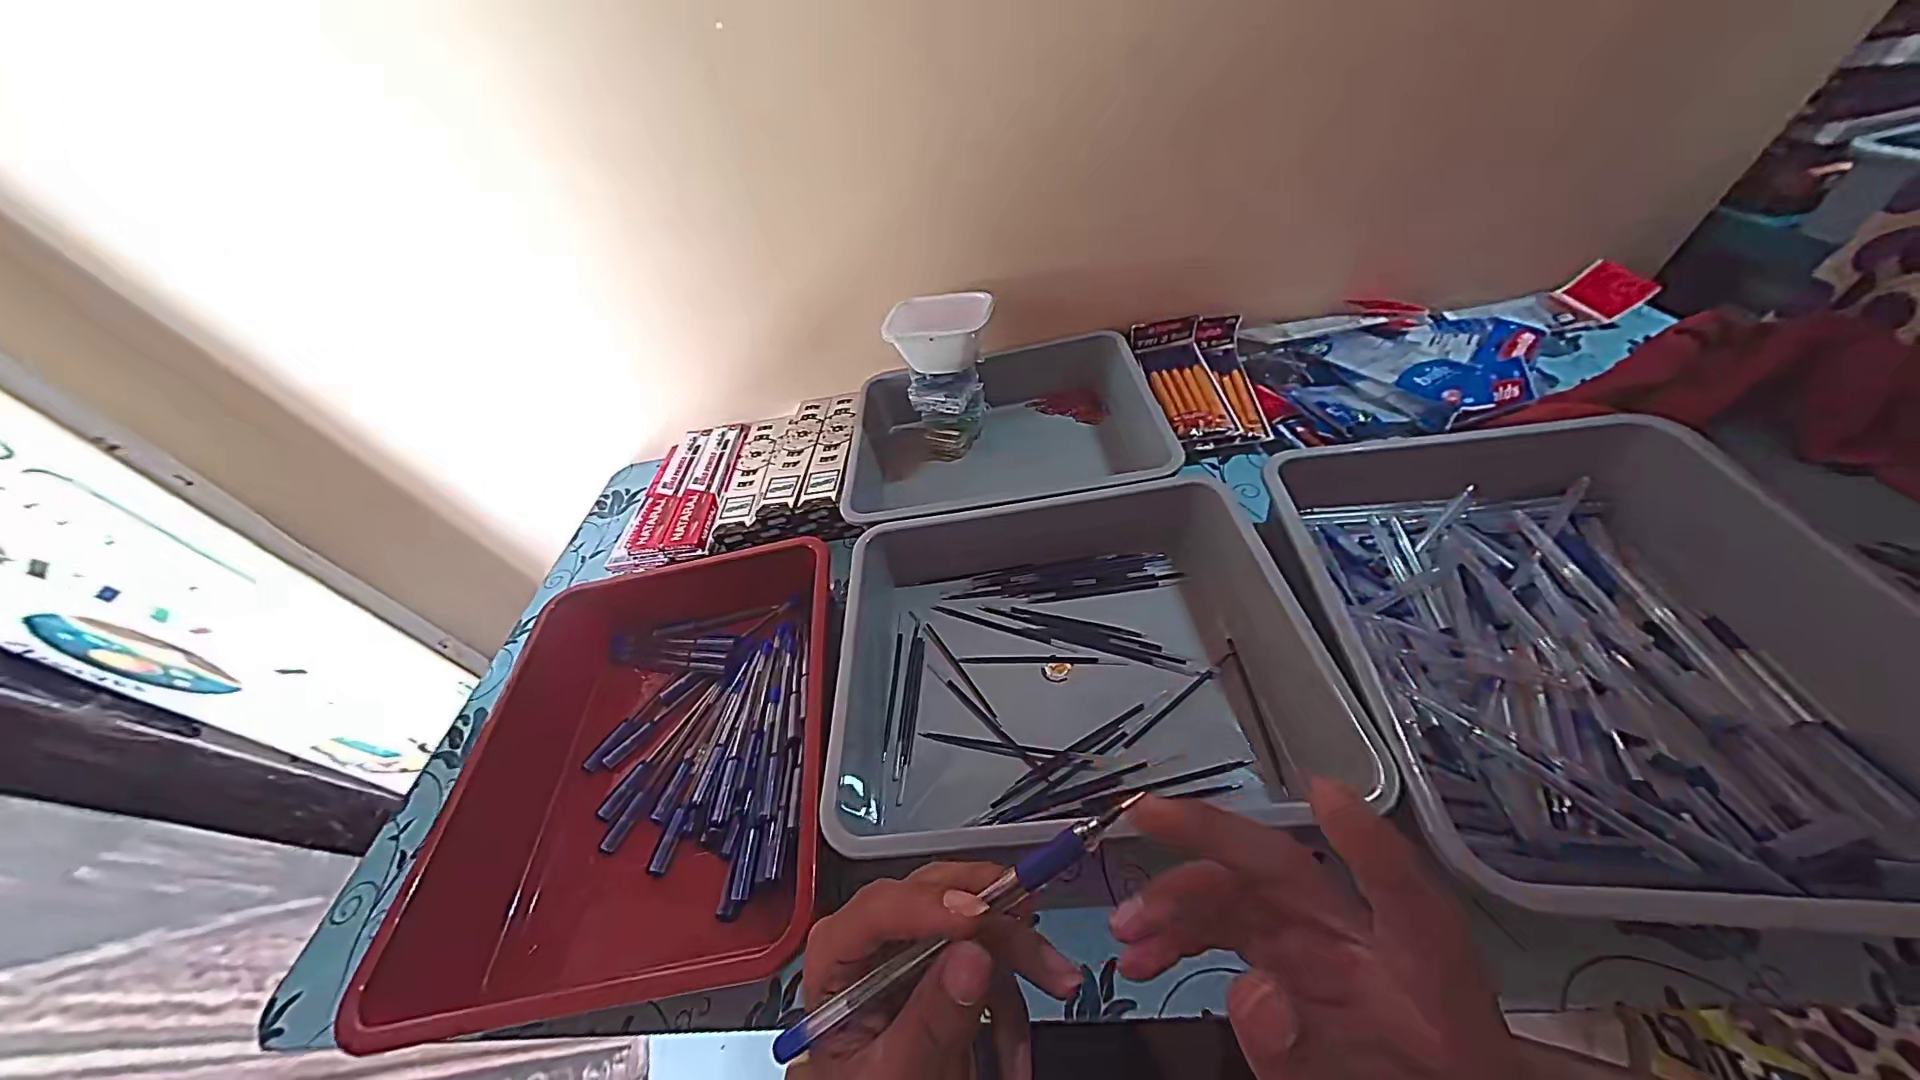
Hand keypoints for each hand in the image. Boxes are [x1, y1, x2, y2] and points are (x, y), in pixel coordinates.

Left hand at [799, 862, 1083, 1079]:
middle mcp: (875, 940)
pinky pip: (985, 958)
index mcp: (838, 959)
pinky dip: (1012, 994)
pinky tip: (1015, 1052)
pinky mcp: (942, 967)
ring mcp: (912, 950)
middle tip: (1033, 924)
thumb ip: (931, 1021)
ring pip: (970, 920)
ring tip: (1059, 980)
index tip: (980, 914)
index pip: (876, 909)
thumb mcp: (894, 1075)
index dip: (928, 905)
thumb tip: (974, 955)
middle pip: (933, 899)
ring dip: (1018, 950)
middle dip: (992, 917)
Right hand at [1111, 779, 1524, 1079]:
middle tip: (1147, 816)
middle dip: (1210, 833)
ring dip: (1176, 898)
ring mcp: (1321, 945)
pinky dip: (1180, 933)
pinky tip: (1145, 952)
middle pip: (1286, 867)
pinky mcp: (1288, 957)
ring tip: (1127, 926)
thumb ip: (1307, 1056)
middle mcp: (1365, 943)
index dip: (1367, 841)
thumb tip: (1250, 994)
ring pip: (1239, 890)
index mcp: (1421, 978)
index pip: (1405, 897)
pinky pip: (1225, 925)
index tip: (1325, 794)